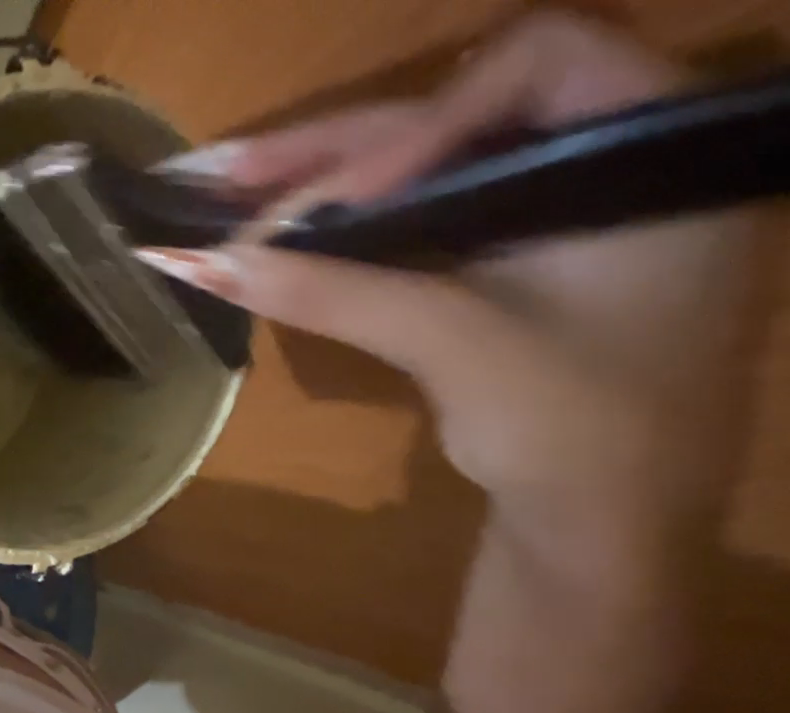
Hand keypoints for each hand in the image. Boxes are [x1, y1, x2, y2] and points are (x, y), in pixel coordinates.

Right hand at [139, 12, 761, 541]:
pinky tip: (277, 230)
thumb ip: (331, 292)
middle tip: (226, 175)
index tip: (345, 197)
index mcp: (640, 149)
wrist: (603, 521)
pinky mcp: (504, 256)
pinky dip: (344, 224)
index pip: (535, 65)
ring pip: (422, 167)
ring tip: (223, 194)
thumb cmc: (571, 427)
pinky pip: (417, 215)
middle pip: (450, 117)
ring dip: (321, 182)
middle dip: (332, 151)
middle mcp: (599, 158)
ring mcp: (546, 209)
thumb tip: (200, 263)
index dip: (426, 120)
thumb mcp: (452, 343)